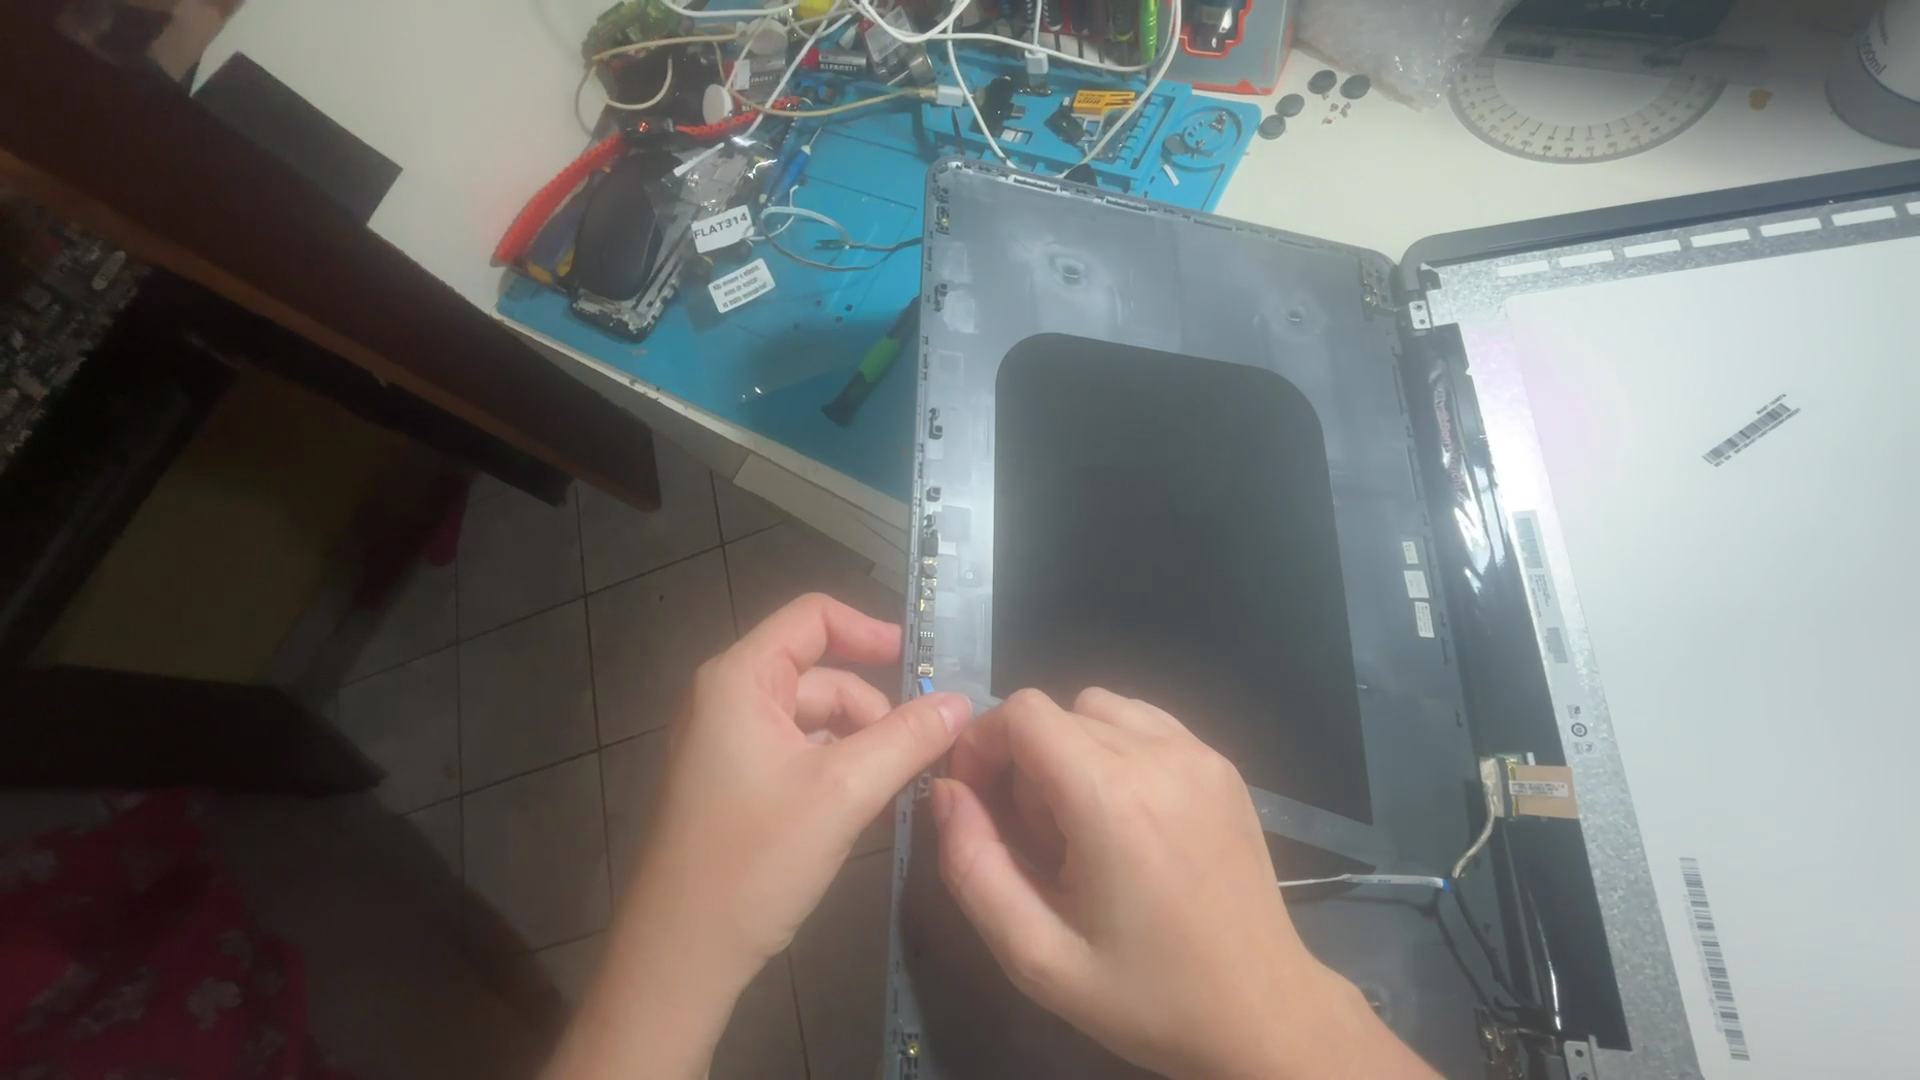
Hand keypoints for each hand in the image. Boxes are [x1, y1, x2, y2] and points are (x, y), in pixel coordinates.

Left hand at [546, 594, 969, 1079]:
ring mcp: (729, 742)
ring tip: (903, 793)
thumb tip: (962, 703)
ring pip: (819, 720)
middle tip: (925, 756)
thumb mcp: (843, 793)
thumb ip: (908, 739)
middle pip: (824, 676)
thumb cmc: (753, 862)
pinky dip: (842, 772)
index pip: (813, 617)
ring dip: (865, 748)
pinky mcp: (737, 782)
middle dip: (877, 712)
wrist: (678, 963)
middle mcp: (729, 698)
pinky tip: (875, 809)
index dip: (871, 631)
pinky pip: (803, 755)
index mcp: (739, 679)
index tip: (923, 665)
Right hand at [931, 688, 1435, 1079]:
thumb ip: (973, 866)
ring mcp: (1197, 752)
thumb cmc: (1148, 995)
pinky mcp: (1219, 761)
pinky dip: (1112, 744)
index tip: (979, 799)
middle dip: (1022, 759)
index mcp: (1112, 798)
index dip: (984, 744)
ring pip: (1097, 706)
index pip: (1023, 712)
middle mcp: (1159, 755)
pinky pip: (1142, 719)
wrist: (1265, 1014)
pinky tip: (1123, 808)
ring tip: (1079, 820)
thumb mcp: (1037, 956)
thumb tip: (945, 791)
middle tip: (1033, 835)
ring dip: (1067, 747)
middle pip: (1055, 711)